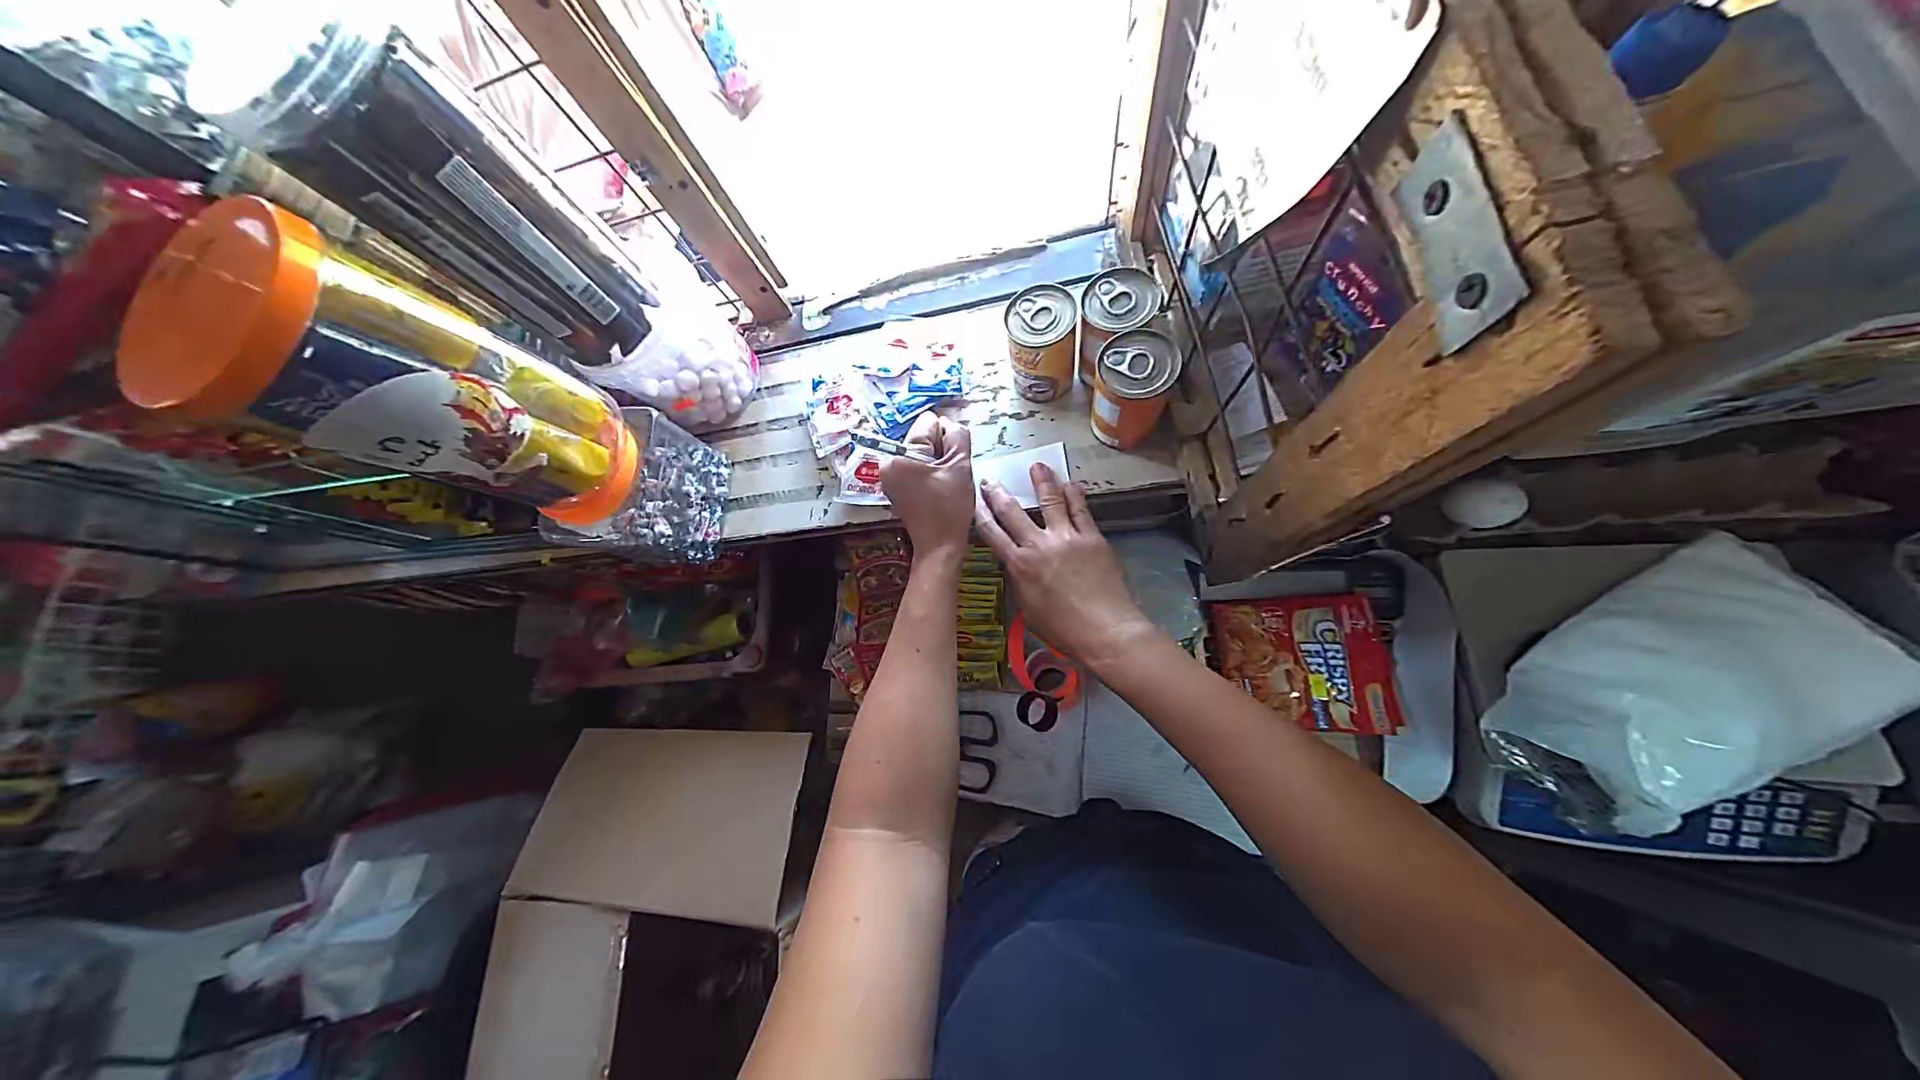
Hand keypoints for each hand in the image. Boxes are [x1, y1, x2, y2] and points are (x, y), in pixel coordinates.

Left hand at [880, 414, 973, 558]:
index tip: (951, 462)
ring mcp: (890, 476)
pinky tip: (937, 490)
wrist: (939, 546)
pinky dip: (930, 474)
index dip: (947, 438)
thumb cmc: (949, 509)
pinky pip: (917, 467)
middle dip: (940, 451)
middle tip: (948, 476)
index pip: (929, 423)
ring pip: (922, 452)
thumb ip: (957, 435)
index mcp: (899, 456)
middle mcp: (888, 462)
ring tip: (943, 484)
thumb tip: (949, 422)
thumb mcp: (960, 466)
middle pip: (923, 437)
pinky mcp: (896, 486)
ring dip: (937, 463)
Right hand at [975, 462, 1158, 670]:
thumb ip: (1019, 582)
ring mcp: (1067, 537)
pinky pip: (1081, 510)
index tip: (974, 500)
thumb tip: (1016, 565)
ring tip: (1037, 466)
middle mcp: (1039, 545)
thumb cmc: (1063, 629)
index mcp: (1019, 565)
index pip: (992, 533)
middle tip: (991, 480)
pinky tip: (1070, 484)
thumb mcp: (1028, 609)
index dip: (980, 514)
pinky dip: (1074, 494)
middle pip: (1013, 512)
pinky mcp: (1092, 537)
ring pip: (1050, 501)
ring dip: (1041, 482)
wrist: (1104, 629)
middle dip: (999, 494)